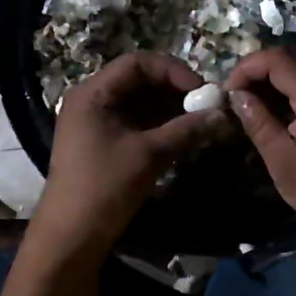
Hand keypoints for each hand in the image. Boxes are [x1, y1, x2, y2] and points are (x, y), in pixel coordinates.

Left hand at [34, 53, 227, 253]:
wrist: (72, 233)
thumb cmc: (105, 186)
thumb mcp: (149, 154)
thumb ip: (185, 130)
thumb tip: (222, 115)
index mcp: (92, 93)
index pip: (137, 63)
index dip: (172, 71)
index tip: (201, 90)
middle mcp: (90, 99)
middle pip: (138, 81)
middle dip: (174, 91)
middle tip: (206, 106)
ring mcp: (95, 121)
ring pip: (138, 102)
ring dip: (169, 109)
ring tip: (200, 121)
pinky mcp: (102, 140)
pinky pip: (134, 121)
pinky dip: (158, 125)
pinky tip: (183, 134)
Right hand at [224, 48, 295, 236]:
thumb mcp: (283, 162)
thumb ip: (259, 124)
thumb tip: (236, 96)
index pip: (277, 61)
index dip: (246, 67)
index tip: (228, 91)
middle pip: (286, 60)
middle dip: (253, 72)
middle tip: (233, 96)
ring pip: (294, 70)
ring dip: (266, 80)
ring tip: (245, 103)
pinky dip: (280, 91)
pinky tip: (266, 110)